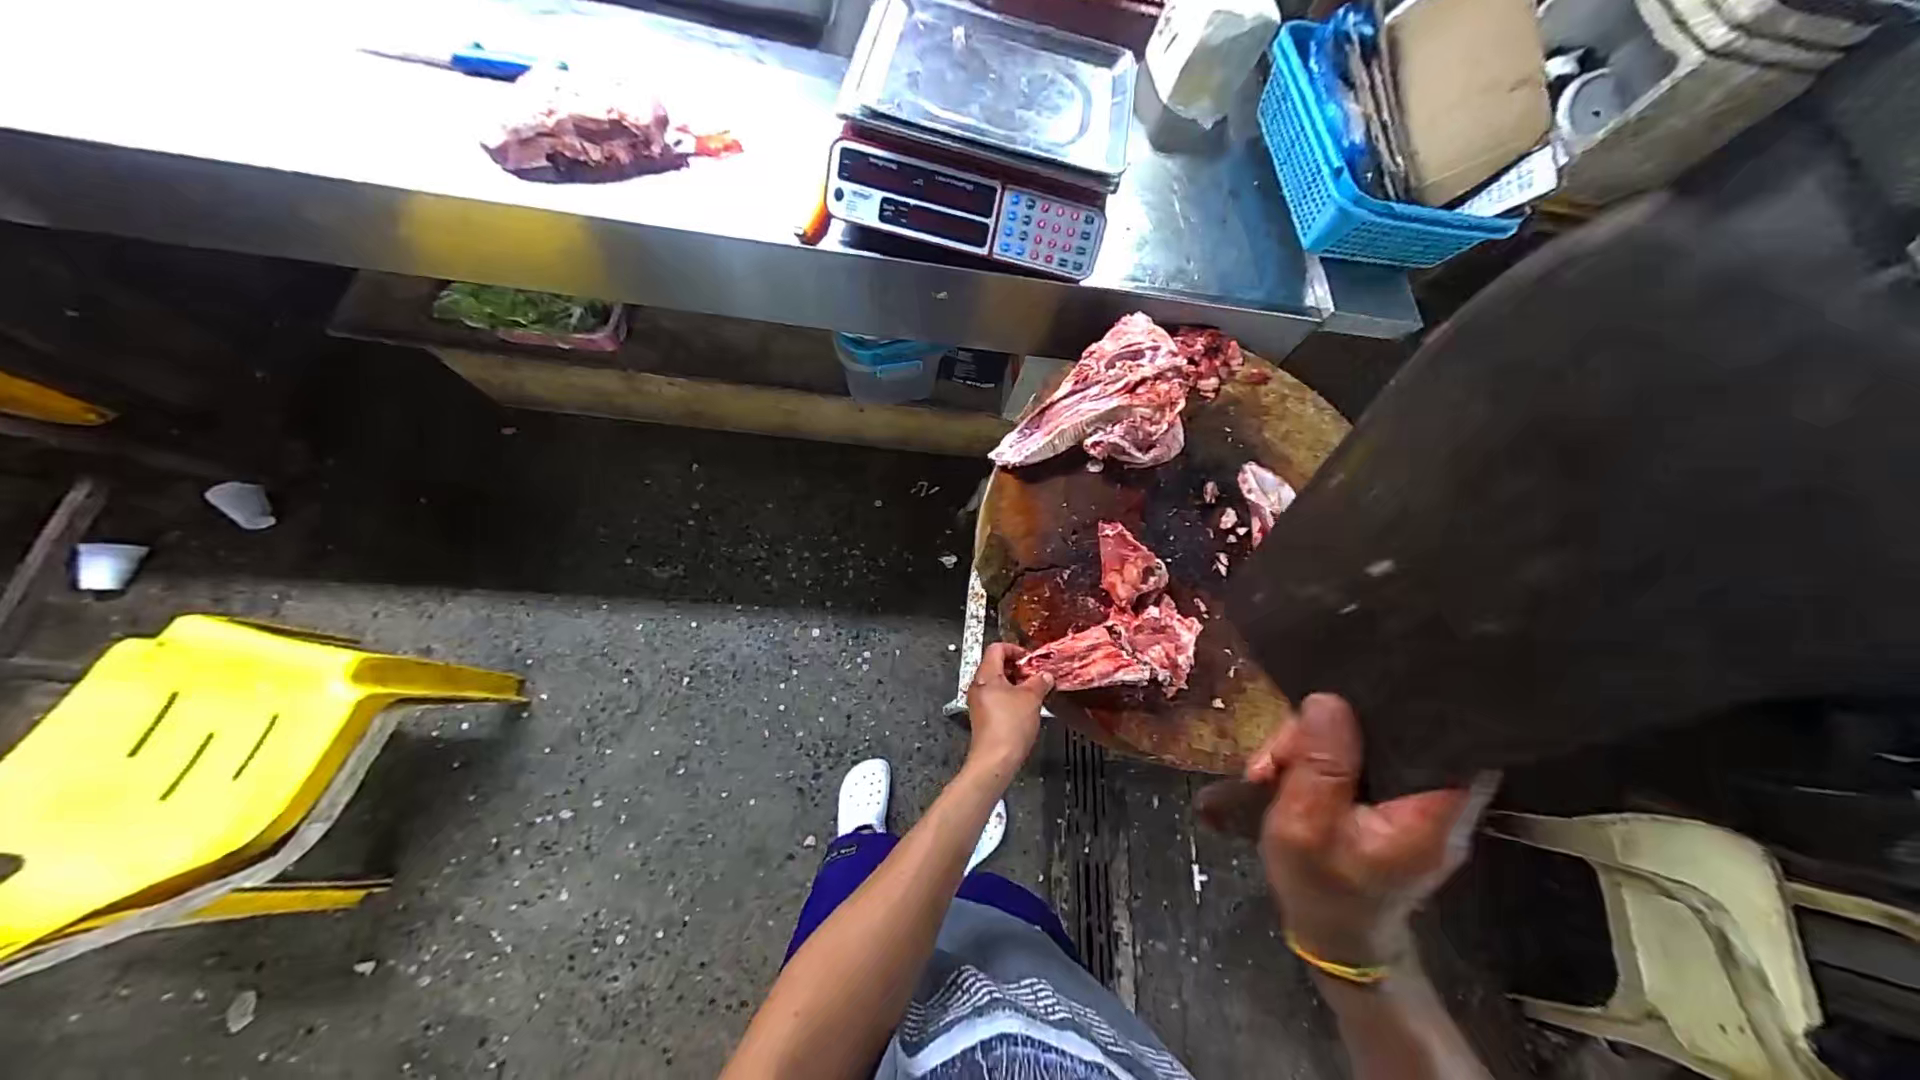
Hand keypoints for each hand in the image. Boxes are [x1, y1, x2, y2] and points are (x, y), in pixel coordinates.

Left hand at [965, 643, 1051, 773]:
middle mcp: (978, 686)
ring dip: (1016, 684)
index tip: (1029, 658)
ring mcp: (979, 702)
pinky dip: (1011, 698)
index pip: (996, 648)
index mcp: (986, 675)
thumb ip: (1040, 682)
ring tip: (1033, 692)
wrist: (996, 759)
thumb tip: (1045, 676)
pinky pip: (997, 699)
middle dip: (1018, 668)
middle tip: (1034, 675)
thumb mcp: (1032, 698)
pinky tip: (1025, 708)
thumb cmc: (1007, 728)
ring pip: (998, 683)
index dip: (1015, 649)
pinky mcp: (983, 717)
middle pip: (996, 665)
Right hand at [1248, 694, 1495, 968]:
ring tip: (1272, 772)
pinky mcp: (1392, 799)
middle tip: (1277, 758)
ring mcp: (1414, 798)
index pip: (1443, 735)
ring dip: (1310, 747)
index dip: (1397, 706)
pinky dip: (1319, 760)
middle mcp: (1438, 798)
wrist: (1332, 939)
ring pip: (1364, 740)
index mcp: (1432, 809)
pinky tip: (1287, 774)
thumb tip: (1327, 700)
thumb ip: (1319, 765)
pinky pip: (1358, 758)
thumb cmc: (1321, 889)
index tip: (1341, 700)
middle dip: (1322, 733)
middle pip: (1388, 731)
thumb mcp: (1305, 827)